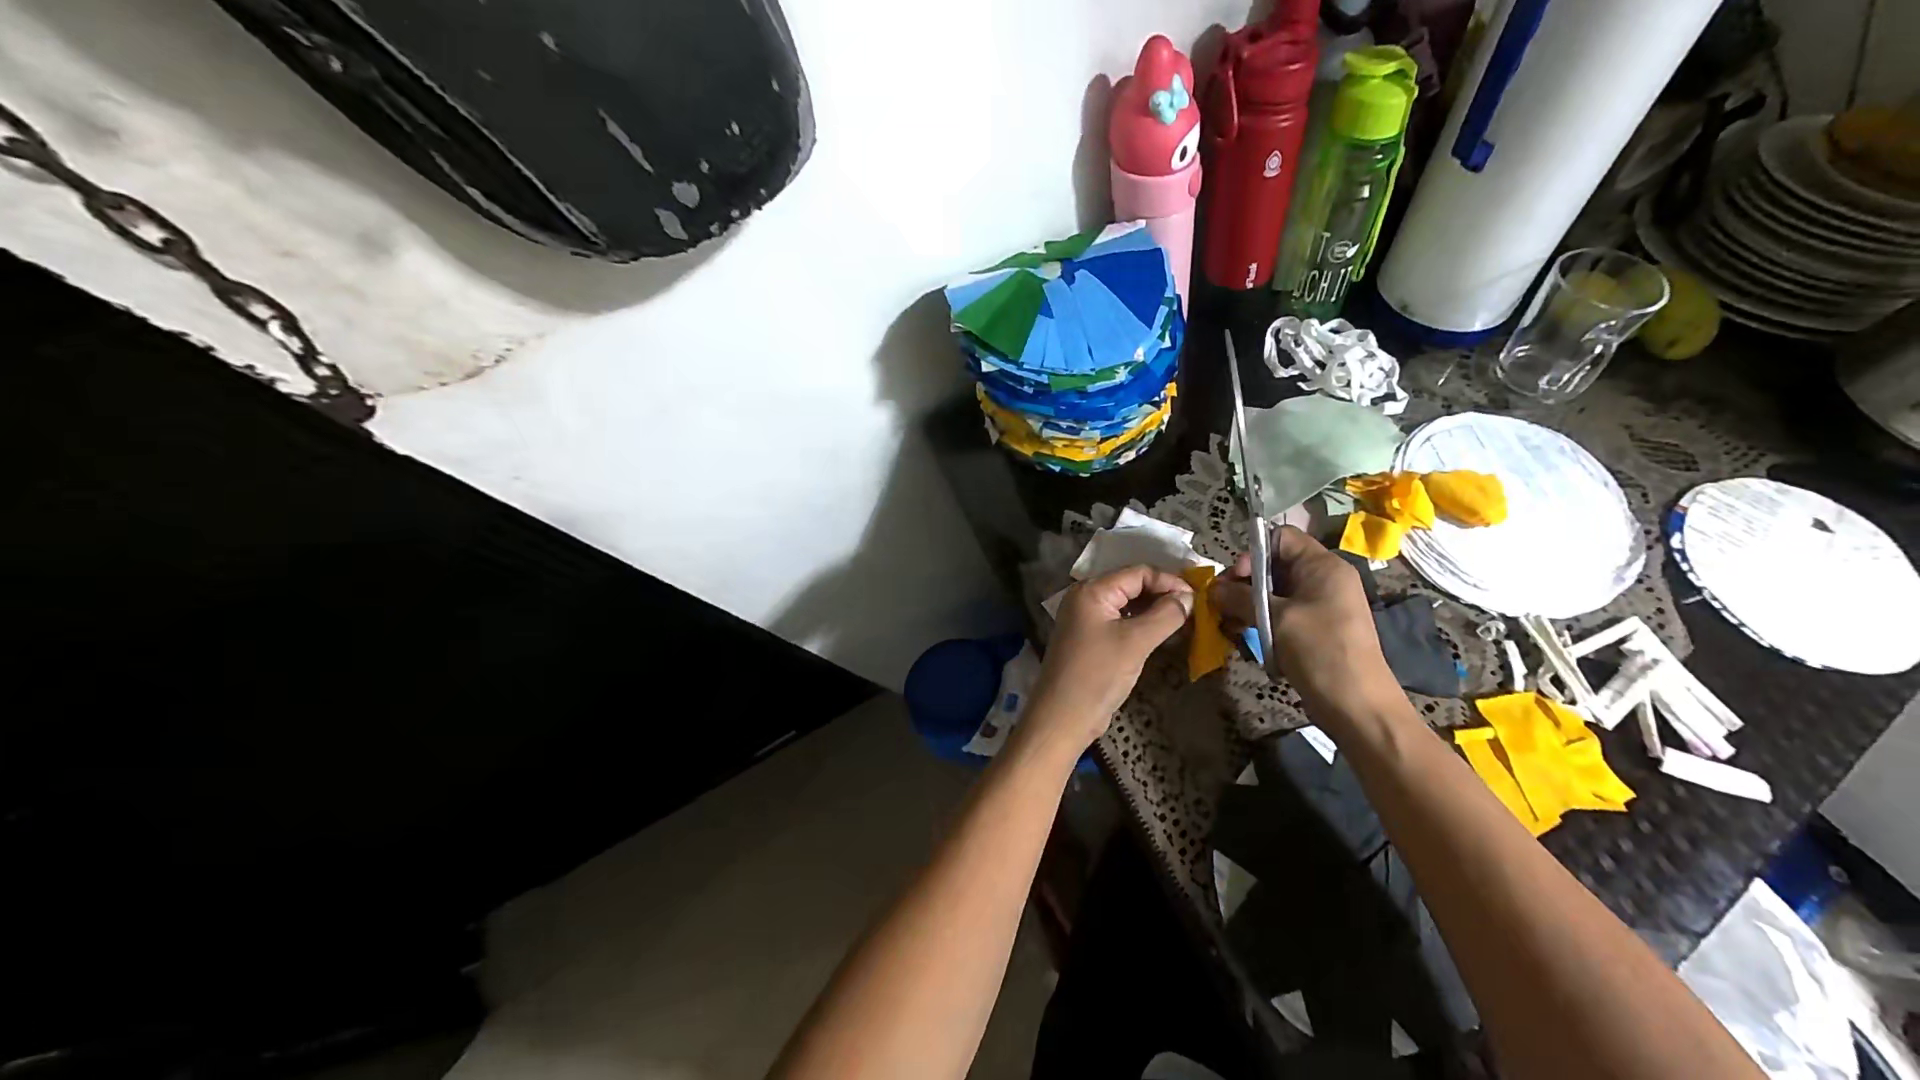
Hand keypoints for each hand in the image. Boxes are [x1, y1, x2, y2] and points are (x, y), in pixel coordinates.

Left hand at [1027, 565, 1193, 753]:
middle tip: (1194, 609)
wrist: (1063, 716)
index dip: (1169, 581)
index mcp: (1091, 590)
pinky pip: (1121, 621)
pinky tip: (1162, 633)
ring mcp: (1086, 619)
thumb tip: (1189, 597)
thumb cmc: (1098, 674)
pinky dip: (1142, 624)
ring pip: (1128, 604)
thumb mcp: (1136, 641)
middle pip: (1132, 585)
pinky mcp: (1090, 638)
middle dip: (1163, 594)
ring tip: (1184, 621)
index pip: (1138, 572)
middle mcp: (1086, 598)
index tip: (1197, 597)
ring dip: (1154, 610)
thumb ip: (1166, 614)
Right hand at [1209, 526, 1399, 730]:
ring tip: (1228, 624)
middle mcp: (1322, 580)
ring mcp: (1318, 606)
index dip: (1255, 552)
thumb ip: (1240, 597)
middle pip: (1273, 566)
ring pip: (1272, 593)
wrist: (1356, 705)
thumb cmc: (1320, 650)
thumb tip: (1213, 588)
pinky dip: (1258, 622)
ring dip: (1246, 606)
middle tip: (1221, 604)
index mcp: (1322, 566)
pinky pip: (1279, 615)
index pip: (1281, 538)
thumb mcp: (1275, 618)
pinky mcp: (1312, 630)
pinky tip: (1242, 637)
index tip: (1237, 577)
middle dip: (1243, 583)